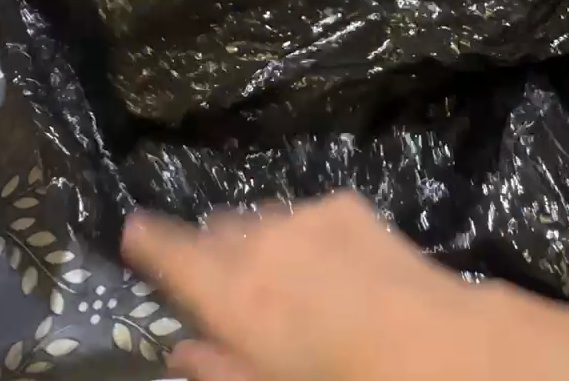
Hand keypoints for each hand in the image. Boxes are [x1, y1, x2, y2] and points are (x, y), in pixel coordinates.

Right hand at [122, 192, 568, 380]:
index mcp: (235, 293)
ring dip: (248, 234)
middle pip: (216, 231)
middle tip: (201, 263)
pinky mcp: (346, 205)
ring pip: (258, 217)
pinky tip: (307, 251)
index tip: (132, 228)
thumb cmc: (343, 378)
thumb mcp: (269, 380)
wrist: (437, 341)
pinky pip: (299, 211)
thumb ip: (220, 366)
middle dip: (204, 245)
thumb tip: (182, 351)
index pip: (174, 255)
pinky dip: (289, 227)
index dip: (150, 241)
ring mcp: (307, 216)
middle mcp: (263, 241)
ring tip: (253, 258)